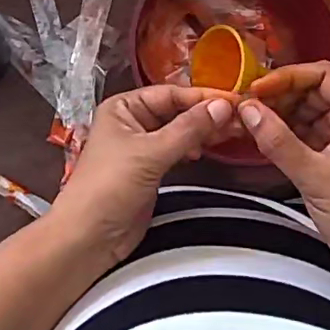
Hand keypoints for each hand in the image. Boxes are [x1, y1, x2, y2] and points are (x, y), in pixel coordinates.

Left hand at [51, 86, 238, 266]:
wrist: (89, 236)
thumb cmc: (110, 186)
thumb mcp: (151, 153)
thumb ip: (188, 129)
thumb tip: (223, 105)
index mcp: (123, 107)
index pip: (169, 93)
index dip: (202, 97)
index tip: (235, 100)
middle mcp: (131, 121)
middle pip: (175, 110)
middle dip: (206, 114)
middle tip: (241, 118)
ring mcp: (140, 146)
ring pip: (178, 131)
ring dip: (203, 131)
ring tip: (233, 132)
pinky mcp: (149, 169)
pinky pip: (177, 150)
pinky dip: (194, 148)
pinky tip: (209, 149)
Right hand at [239, 62, 329, 279]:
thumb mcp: (316, 177)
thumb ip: (278, 140)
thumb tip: (245, 108)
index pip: (325, 76)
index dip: (289, 77)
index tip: (256, 88)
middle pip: (314, 90)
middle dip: (279, 95)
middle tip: (244, 103)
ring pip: (306, 111)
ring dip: (278, 113)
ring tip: (246, 117)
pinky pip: (304, 132)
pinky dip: (283, 132)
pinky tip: (259, 133)